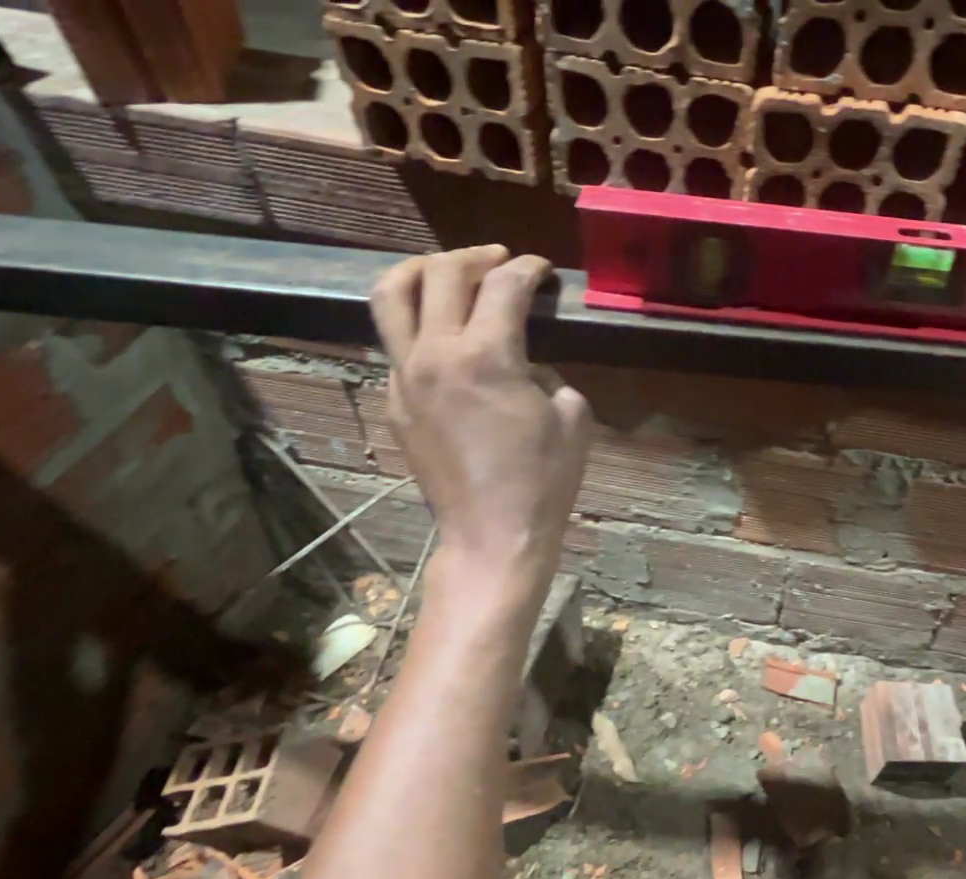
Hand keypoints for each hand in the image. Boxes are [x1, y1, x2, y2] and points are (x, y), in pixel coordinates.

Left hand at [370, 246, 591, 582]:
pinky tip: (442, 336)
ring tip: (446, 273)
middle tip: (499, 261)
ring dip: (421, 270)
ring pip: (392, 295)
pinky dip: (417, 323)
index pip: (504, 286)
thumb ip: (549, 375)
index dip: (528, 268)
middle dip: (475, 256)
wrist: (491, 536)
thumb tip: (527, 365)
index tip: (541, 270)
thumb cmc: (543, 482)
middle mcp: (436, 354)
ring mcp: (405, 377)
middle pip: (442, 273)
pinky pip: (395, 343)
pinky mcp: (394, 402)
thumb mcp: (572, 419)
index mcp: (487, 357)